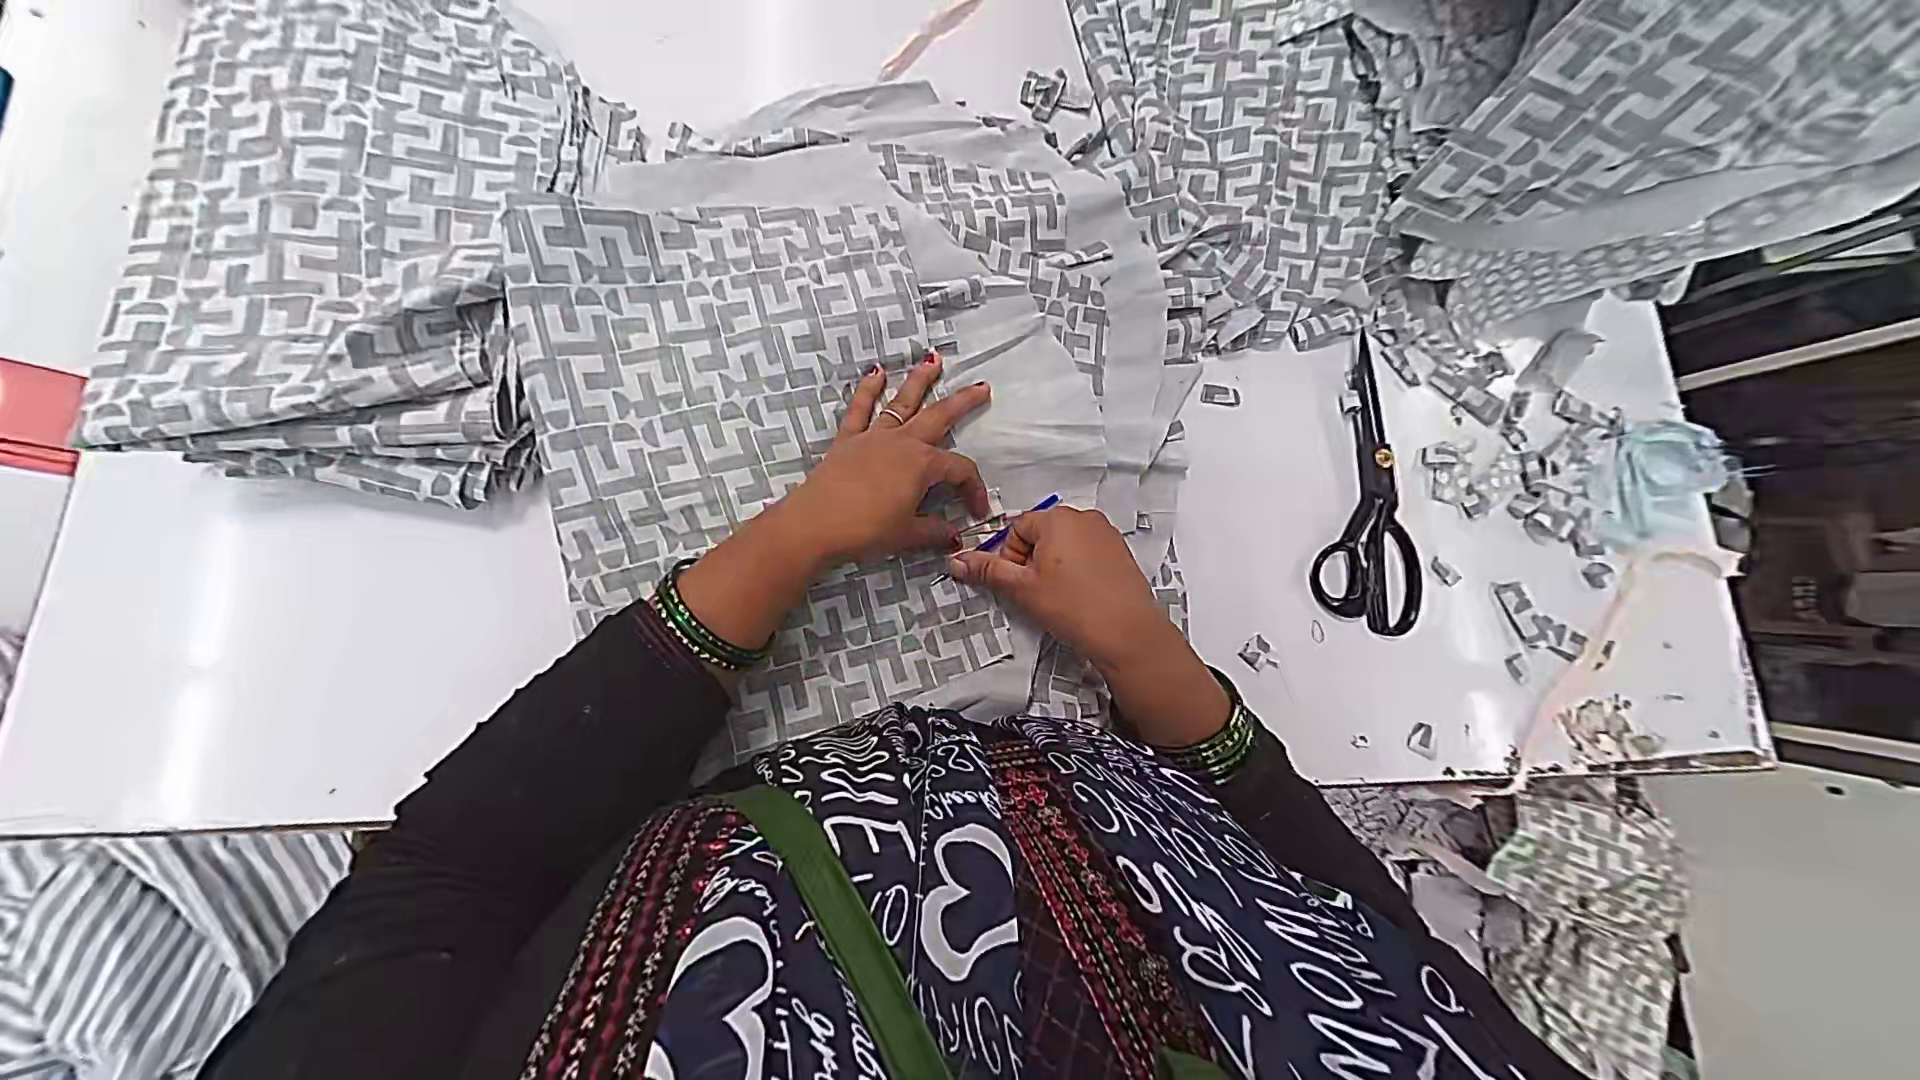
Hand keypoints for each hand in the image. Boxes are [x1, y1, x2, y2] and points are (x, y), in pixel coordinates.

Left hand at [772, 352, 992, 567]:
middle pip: (939, 416)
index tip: (977, 510)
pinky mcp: (847, 440)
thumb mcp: (907, 534)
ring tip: (933, 361)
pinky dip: (868, 390)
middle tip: (982, 387)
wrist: (814, 525)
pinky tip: (875, 373)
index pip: (959, 470)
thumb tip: (953, 535)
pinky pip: (860, 409)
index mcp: (922, 465)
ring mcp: (873, 437)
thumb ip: (934, 531)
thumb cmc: (865, 530)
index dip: (974, 489)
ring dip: (919, 381)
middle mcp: (901, 443)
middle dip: (963, 401)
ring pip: (902, 402)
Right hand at [947, 506, 1230, 746]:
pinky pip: (1087, 553)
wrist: (1127, 633)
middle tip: (1037, 591)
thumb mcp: (1021, 588)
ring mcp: (1106, 533)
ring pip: (1064, 544)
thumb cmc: (1074, 607)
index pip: (1017, 528)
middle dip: (1032, 560)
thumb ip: (987, 570)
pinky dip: (1077, 569)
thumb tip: (957, 560)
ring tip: (1059, 596)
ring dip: (1054, 565)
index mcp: (1057, 518)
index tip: (1017, 582)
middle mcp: (1084, 517)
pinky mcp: (1120, 552)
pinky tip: (1079, 594)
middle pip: (1041, 533)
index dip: (1010, 557)